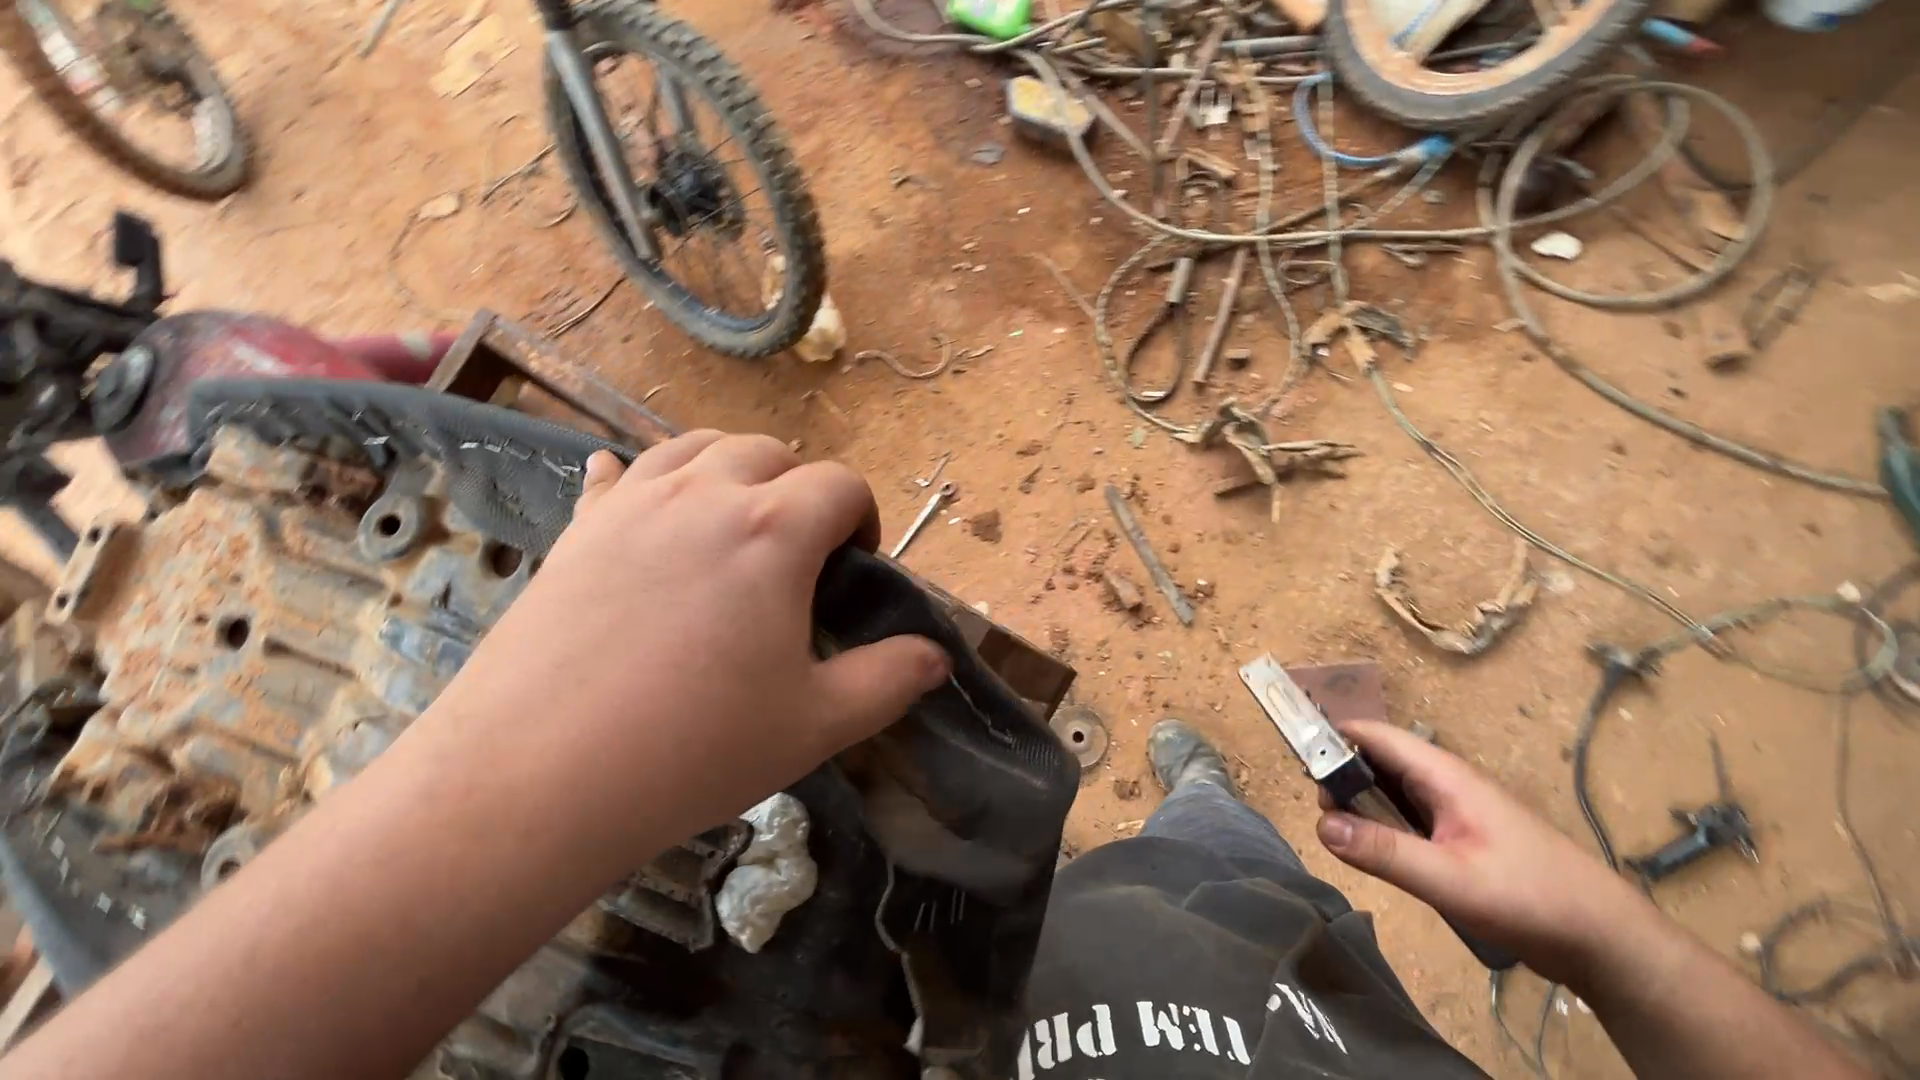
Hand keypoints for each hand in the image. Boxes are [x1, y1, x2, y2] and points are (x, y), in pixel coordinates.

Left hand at [421, 431, 950, 855]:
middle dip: (801, 490)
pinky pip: (618, 474)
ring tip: (736, 524)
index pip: (840, 485)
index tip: (855, 570)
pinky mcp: (578, 529)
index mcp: (773, 530)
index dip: (862, 519)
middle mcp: (704, 494)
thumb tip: (936, 656)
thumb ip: (890, 680)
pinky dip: (643, 478)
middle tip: (798, 556)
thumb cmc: (694, 748)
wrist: (537, 777)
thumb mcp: (817, 724)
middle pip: (771, 453)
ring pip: (698, 447)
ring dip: (732, 471)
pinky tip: (637, 497)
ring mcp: (633, 504)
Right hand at [1315, 721, 1653, 984]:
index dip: (1335, 737)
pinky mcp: (1464, 839)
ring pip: (1394, 792)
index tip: (1300, 758)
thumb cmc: (1532, 898)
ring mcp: (1457, 812)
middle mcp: (1447, 784)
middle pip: (1380, 761)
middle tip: (1324, 816)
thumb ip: (1384, 851)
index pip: (1377, 736)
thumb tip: (1321, 823)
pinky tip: (1377, 853)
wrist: (1607, 940)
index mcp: (1445, 776)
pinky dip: (1384, 826)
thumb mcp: (1449, 880)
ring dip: (1363, 805)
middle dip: (1343, 777)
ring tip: (1343, 836)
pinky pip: (1410, 818)